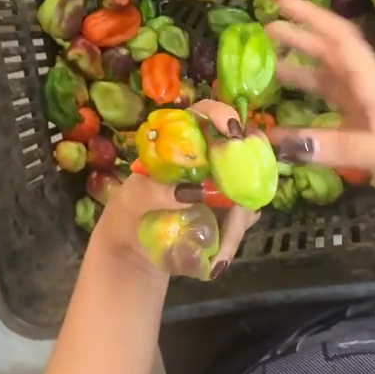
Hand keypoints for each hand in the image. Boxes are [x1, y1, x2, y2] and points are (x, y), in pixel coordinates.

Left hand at [88, 101, 259, 281]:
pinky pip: (243, 218)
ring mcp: (220, 185)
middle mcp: (206, 158)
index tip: (232, 131)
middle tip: (240, 208)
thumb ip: (154, 191)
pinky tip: (218, 258)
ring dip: (236, 224)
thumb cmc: (127, 214)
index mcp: (180, 143)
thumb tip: (189, 192)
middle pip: (239, 151)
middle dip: (247, 177)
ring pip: (246, 190)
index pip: (205, 115)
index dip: (222, 115)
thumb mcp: (132, 199)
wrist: (132, 252)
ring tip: (218, 255)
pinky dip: (233, 238)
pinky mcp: (227, 212)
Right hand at [265, 0, 374, 223]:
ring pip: (326, 87)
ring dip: (298, 75)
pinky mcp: (363, 141)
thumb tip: (284, 142)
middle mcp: (366, 94)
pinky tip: (282, 132)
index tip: (281, 5)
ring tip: (266, 70)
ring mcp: (365, 117)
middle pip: (328, 57)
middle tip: (263, 32)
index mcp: (374, 86)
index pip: (339, 39)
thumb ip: (339, 147)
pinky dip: (301, 124)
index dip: (312, 18)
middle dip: (298, 40)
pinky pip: (324, 124)